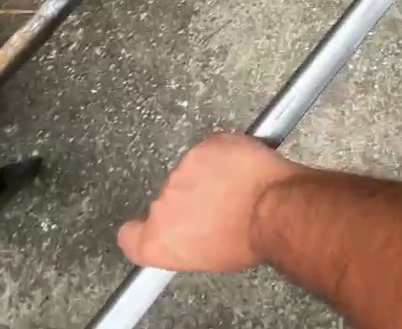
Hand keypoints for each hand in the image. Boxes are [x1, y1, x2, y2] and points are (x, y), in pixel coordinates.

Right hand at [117, 132, 304, 272]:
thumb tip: (191, 230)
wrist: (272, 208)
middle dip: (190, 195)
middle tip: (219, 200)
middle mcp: (162, 204)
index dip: (145, 227)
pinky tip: (241, 164)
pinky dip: (224, 151)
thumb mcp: (207, 256)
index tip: (160, 222)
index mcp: (156, 240)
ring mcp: (183, 170)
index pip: (130, 234)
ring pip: (192, 168)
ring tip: (235, 183)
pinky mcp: (206, 144)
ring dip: (209, 171)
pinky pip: (212, 146)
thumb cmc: (247, 239)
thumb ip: (184, 239)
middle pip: (168, 197)